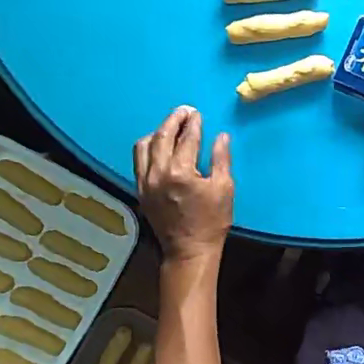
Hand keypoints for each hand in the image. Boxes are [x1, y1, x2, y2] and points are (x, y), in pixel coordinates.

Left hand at [134, 106, 232, 263]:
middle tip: (184, 112)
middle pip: (162, 136)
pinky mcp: (140, 190)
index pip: (186, 138)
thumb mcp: (224, 189)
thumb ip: (221, 159)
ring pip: (144, 146)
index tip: (197, 114)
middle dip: (174, 120)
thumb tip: (221, 136)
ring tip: (170, 127)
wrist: (188, 251)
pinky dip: (148, 148)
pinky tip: (159, 147)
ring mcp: (145, 182)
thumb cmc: (211, 222)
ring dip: (157, 132)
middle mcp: (158, 173)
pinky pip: (139, 161)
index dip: (193, 124)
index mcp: (180, 172)